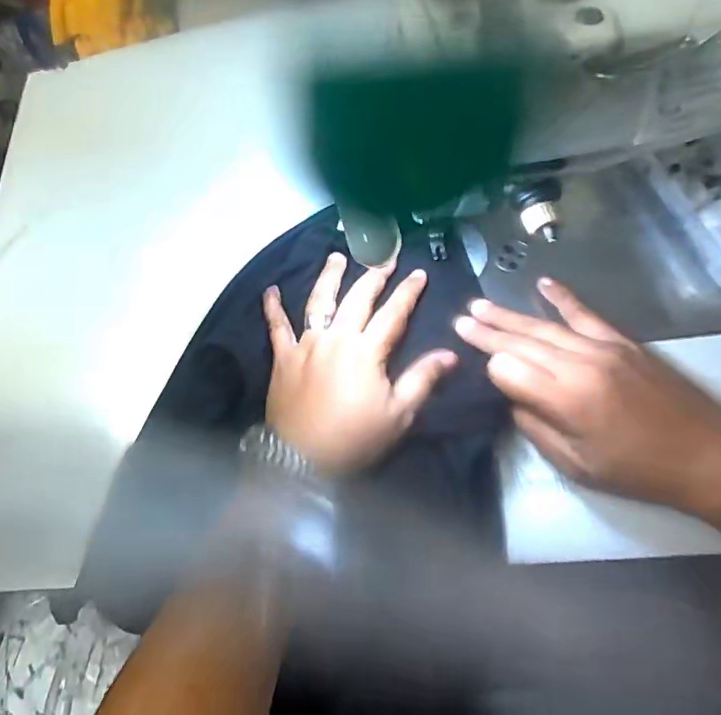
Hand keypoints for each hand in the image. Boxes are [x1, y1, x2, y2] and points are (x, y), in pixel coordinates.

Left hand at [262, 254, 457, 476]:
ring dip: (329, 277)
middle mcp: (336, 338)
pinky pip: (277, 328)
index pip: (393, 313)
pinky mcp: (283, 358)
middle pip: (357, 299)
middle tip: (385, 259)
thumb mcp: (398, 414)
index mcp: (366, 351)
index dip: (407, 292)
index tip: (419, 273)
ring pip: (319, 301)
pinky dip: (272, 308)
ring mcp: (307, 345)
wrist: (301, 463)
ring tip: (336, 257)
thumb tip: (450, 354)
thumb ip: (422, 379)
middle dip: (374, 276)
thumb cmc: (355, 439)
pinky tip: (270, 290)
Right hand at [457, 277, 720, 524]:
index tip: (468, 361)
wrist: (706, 453)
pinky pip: (584, 313)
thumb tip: (513, 400)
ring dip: (511, 314)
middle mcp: (580, 363)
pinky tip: (543, 283)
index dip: (490, 366)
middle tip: (460, 317)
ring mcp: (602, 346)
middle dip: (489, 329)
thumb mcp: (580, 466)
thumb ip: (539, 429)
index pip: (510, 369)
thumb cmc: (639, 471)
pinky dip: (562, 297)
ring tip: (481, 304)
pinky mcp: (621, 340)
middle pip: (523, 340)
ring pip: (546, 325)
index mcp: (567, 400)